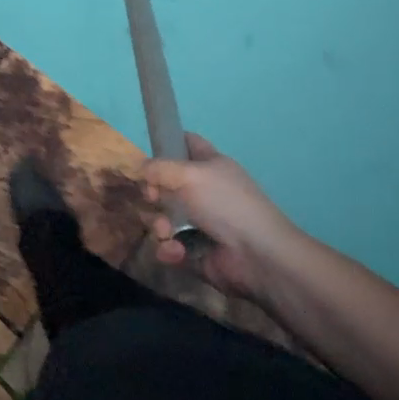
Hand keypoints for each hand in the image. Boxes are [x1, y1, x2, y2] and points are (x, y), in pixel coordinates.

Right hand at [144, 133, 301, 300]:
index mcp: (210, 165)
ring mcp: (198, 222)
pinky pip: (168, 246)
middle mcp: (203, 191)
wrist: (258, 257)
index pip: (187, 143)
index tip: (148, 151)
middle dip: (152, 193)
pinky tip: (176, 251)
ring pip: (161, 216)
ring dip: (158, 225)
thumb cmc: (226, 204)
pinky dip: (169, 249)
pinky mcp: (193, 252)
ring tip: (166, 233)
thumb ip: (159, 167)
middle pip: (165, 184)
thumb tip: (140, 169)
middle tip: (152, 198)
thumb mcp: (189, 174)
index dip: (169, 142)